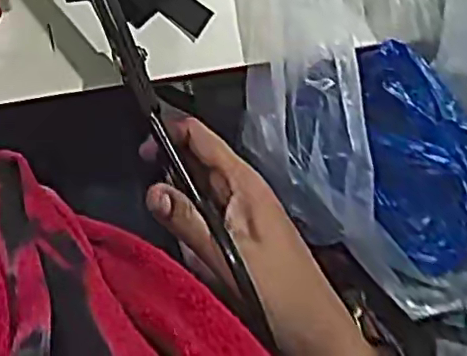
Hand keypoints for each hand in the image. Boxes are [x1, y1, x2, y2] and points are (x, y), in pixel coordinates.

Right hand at [145, 116, 374, 355]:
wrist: (322, 341)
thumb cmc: (289, 297)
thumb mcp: (229, 256)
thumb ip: (187, 220)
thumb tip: (154, 191)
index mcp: (243, 181)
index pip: (197, 133)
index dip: (166, 132)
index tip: (144, 149)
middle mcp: (242, 189)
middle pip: (192, 163)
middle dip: (173, 185)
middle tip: (167, 212)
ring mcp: (242, 211)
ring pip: (195, 195)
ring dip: (185, 217)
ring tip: (197, 250)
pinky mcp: (240, 233)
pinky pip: (205, 220)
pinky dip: (196, 235)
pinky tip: (205, 260)